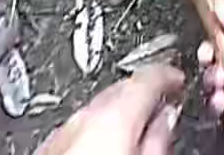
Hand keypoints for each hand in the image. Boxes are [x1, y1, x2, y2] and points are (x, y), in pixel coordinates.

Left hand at [34, 66, 183, 154]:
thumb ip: (160, 140)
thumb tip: (166, 121)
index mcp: (116, 115)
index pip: (149, 77)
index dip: (169, 77)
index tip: (177, 83)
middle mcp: (84, 118)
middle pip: (121, 90)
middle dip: (141, 97)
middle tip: (160, 110)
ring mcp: (60, 137)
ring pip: (96, 112)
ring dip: (116, 117)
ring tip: (133, 139)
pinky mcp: (46, 153)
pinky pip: (76, 134)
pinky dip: (92, 138)